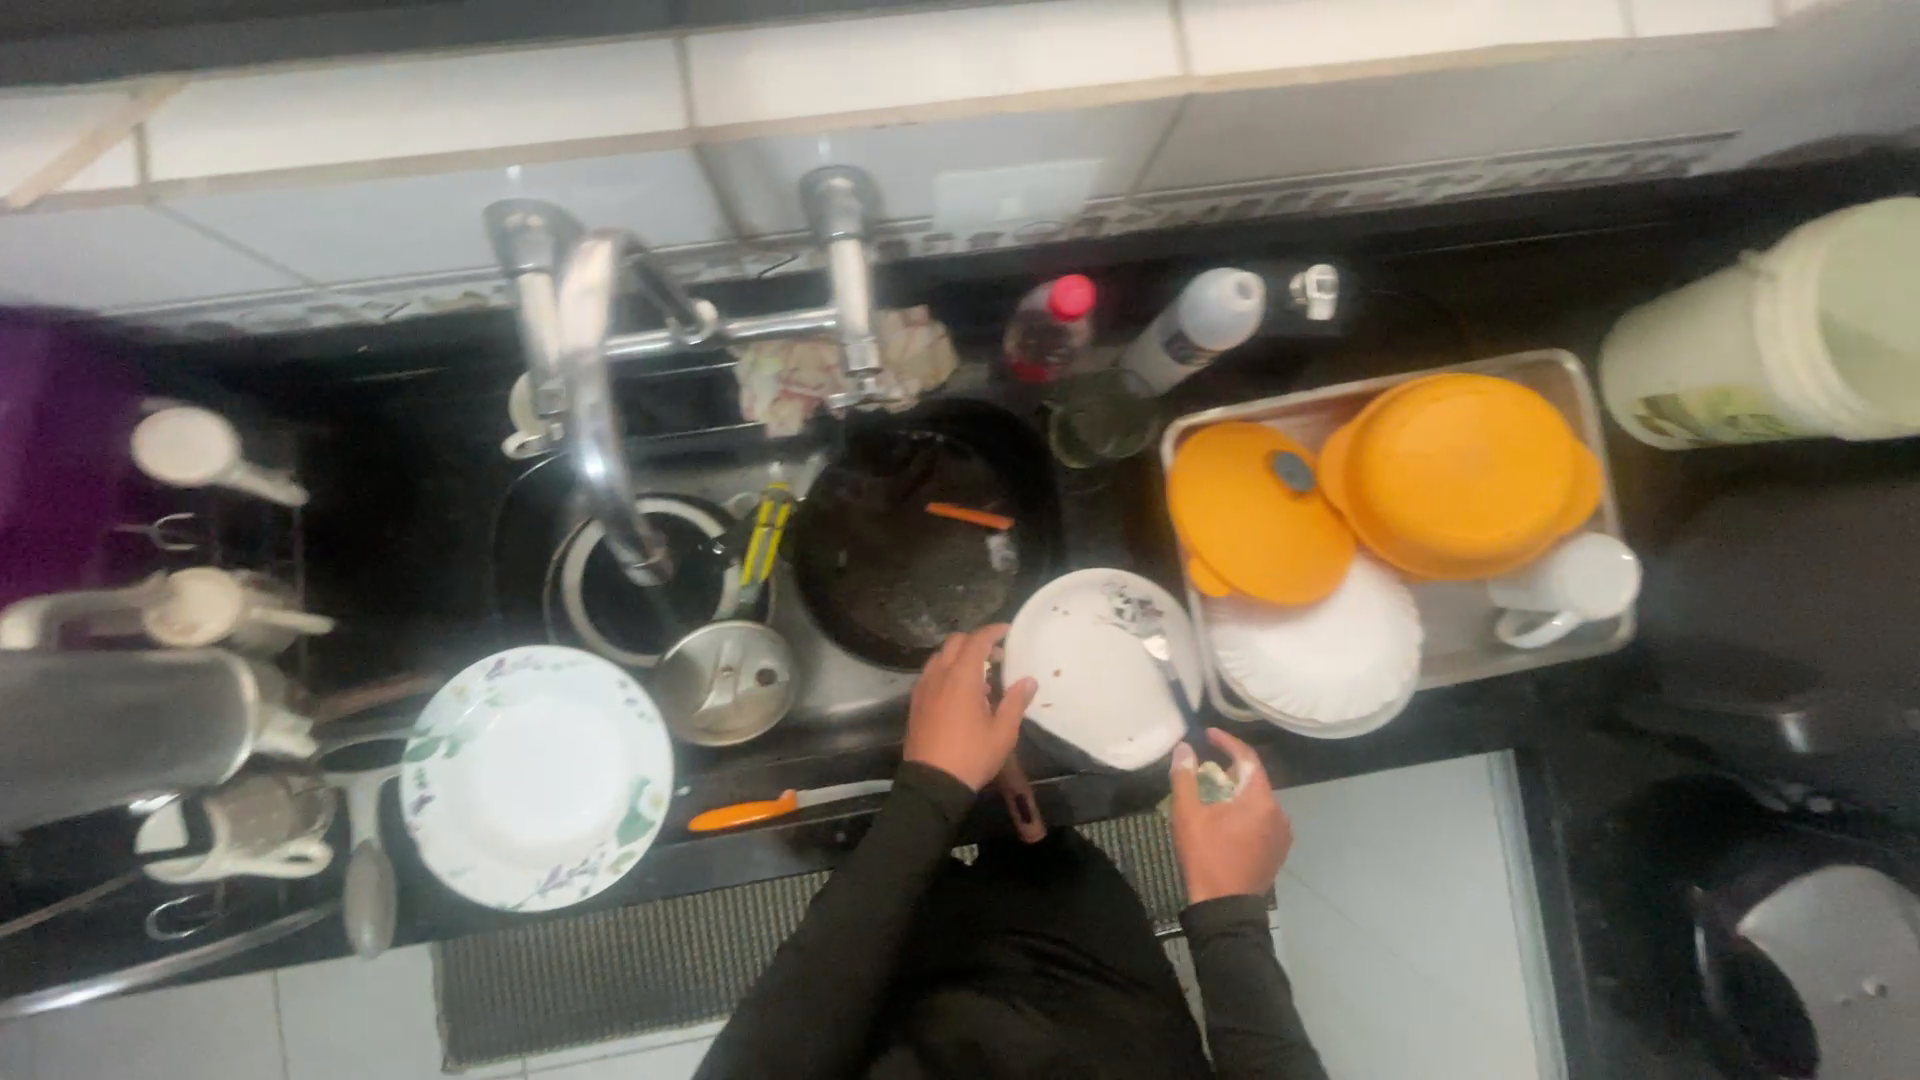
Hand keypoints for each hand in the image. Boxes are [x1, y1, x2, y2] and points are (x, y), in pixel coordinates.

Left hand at [904, 625, 1038, 790]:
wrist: (932, 783)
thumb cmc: (972, 756)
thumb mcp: (1003, 732)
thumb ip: (1015, 702)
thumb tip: (1028, 680)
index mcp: (962, 677)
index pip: (977, 641)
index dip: (993, 631)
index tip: (1007, 631)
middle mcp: (939, 675)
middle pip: (955, 642)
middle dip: (976, 641)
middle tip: (997, 656)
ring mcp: (923, 688)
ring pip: (940, 657)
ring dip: (959, 656)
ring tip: (979, 676)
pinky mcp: (915, 702)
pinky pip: (931, 673)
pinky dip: (946, 670)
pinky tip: (959, 692)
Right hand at [1169, 728, 1292, 904]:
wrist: (1225, 908)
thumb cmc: (1206, 856)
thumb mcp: (1188, 814)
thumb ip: (1185, 776)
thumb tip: (1184, 748)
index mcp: (1260, 799)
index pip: (1247, 758)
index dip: (1227, 741)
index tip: (1208, 734)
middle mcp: (1278, 812)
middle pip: (1252, 779)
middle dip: (1228, 770)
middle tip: (1203, 768)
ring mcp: (1282, 833)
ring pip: (1258, 800)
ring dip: (1236, 792)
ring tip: (1211, 795)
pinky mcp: (1279, 850)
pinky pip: (1262, 818)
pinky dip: (1245, 811)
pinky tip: (1226, 819)